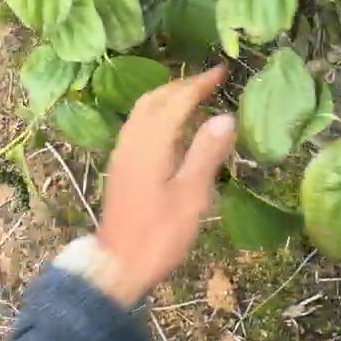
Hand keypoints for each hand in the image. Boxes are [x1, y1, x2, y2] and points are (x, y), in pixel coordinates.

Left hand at [92, 66, 236, 305]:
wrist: (115, 268)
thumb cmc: (158, 235)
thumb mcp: (190, 197)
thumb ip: (206, 154)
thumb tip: (225, 117)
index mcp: (151, 143)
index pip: (177, 100)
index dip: (199, 84)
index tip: (221, 73)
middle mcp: (132, 140)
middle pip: (156, 99)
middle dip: (182, 85)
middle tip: (209, 82)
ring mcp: (122, 152)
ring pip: (143, 109)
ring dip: (167, 96)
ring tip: (191, 97)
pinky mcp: (120, 165)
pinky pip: (138, 123)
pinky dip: (157, 112)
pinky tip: (169, 125)